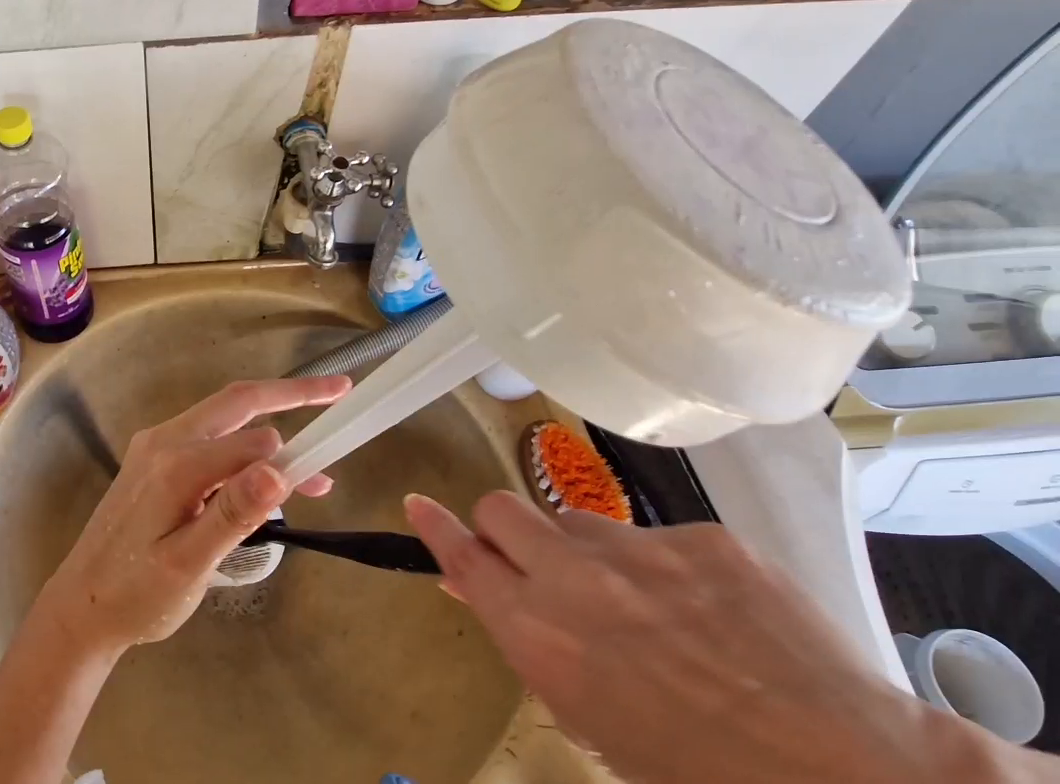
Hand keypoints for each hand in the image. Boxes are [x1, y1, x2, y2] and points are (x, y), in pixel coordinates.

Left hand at [32, 377, 351, 659]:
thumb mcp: (188, 563)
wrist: (81, 607)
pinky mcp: (154, 463)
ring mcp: (156, 449)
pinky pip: (209, 443)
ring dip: (270, 432)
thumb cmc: (136, 595)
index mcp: (175, 465)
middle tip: (338, 393)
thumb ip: (232, 514)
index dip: (298, 442)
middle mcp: (164, 442)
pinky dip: (245, 451)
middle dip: (289, 395)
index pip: (252, 438)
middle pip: (236, 403)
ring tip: (317, 471)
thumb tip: (279, 468)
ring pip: (224, 422)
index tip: (337, 449)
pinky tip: (267, 484)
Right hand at [404, 491, 1027, 783]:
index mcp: (540, 635)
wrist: (843, 770)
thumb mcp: (587, 718)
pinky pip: (653, 535)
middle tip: (529, 557)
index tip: (418, 503)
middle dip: (503, 528)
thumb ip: (528, 643)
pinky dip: (658, 564)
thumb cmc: (692, 771)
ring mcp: (641, 549)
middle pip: (503, 508)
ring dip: (582, 548)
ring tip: (635, 598)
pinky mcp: (702, 537)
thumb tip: (479, 591)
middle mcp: (576, 579)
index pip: (464, 558)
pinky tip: (704, 609)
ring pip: (576, 518)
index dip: (435, 528)